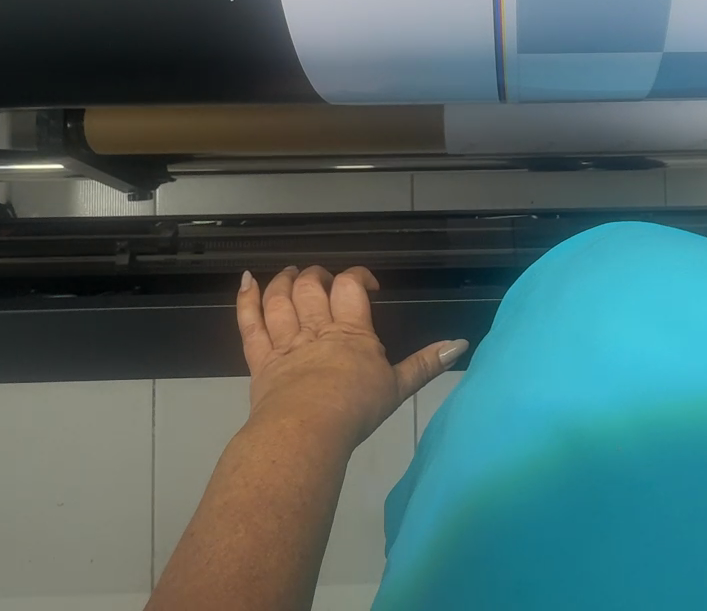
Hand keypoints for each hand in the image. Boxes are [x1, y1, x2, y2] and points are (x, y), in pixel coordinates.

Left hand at [237, 265, 466, 448]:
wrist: (306, 432)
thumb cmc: (355, 410)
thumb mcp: (398, 387)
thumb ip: (427, 363)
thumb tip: (460, 344)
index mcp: (351, 331)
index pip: (351, 286)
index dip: (358, 276)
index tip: (367, 284)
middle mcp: (317, 329)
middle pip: (311, 288)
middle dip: (316, 277)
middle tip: (321, 279)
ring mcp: (285, 342)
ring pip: (280, 300)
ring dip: (283, 282)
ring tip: (288, 273)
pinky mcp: (260, 360)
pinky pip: (250, 324)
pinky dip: (246, 300)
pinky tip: (246, 281)